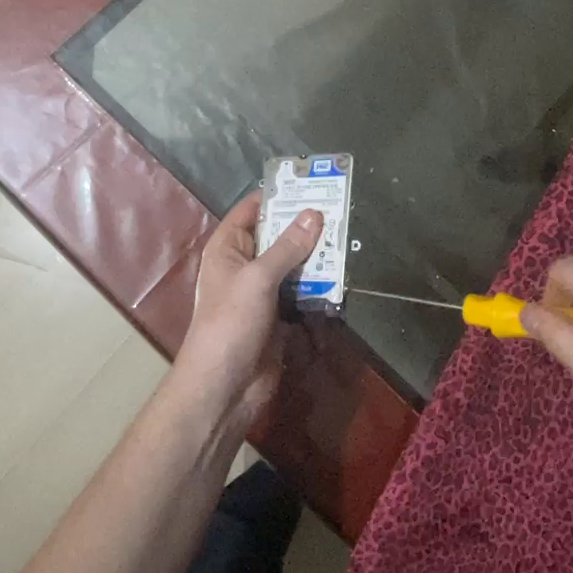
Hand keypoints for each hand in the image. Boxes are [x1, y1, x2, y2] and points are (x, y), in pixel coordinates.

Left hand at [172, 192, 323, 424]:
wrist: (224, 388)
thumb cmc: (230, 323)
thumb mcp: (258, 279)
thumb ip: (288, 247)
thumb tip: (315, 213)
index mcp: (229, 247)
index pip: (254, 209)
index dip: (280, 195)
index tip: (314, 183)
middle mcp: (245, 264)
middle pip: (278, 235)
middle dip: (306, 226)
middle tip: (342, 211)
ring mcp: (262, 291)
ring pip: (294, 264)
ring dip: (317, 256)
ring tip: (348, 239)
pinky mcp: (279, 316)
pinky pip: (302, 292)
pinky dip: (319, 285)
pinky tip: (342, 277)